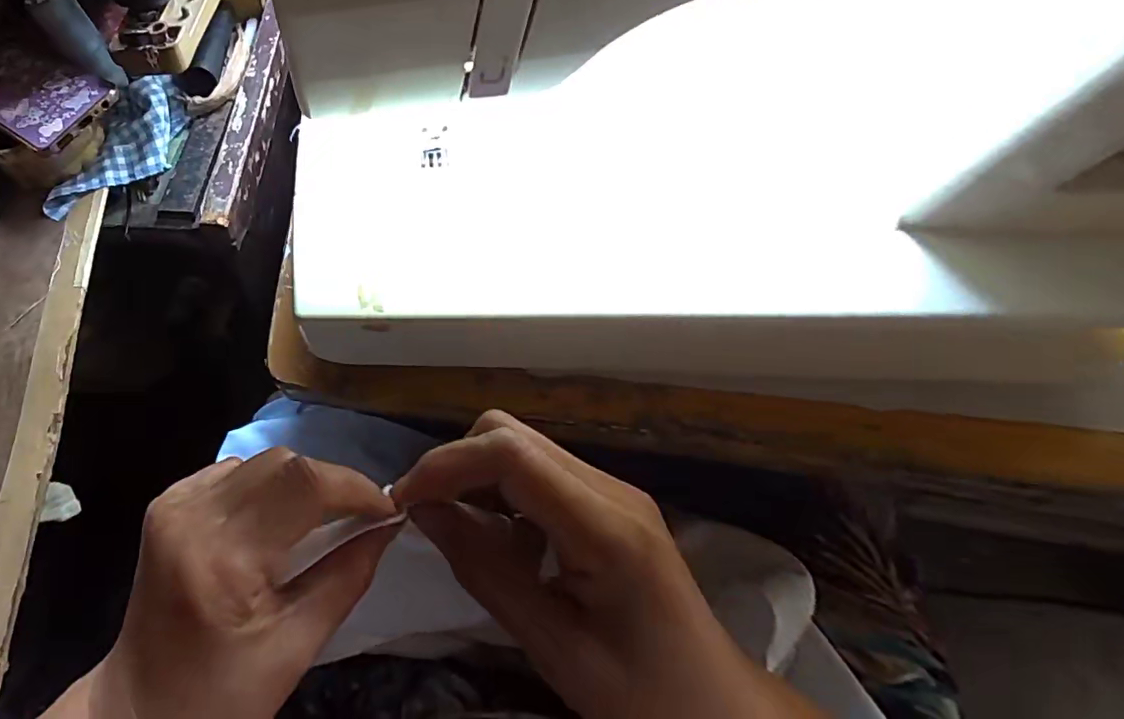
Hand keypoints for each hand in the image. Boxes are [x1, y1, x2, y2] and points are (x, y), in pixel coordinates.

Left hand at [48, 449, 399, 718]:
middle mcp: (193, 516)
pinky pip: (235, 471)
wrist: (136, 711)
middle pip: (285, 463)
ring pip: (262, 461)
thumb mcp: (295, 649)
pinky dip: (266, 486)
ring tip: (319, 518)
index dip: (354, 487)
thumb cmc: (219, 698)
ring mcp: (174, 504)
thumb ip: (347, 576)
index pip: (305, 485)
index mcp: (223, 559)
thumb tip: (388, 525)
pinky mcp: (167, 502)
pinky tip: (272, 519)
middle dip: (331, 483)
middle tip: (356, 515)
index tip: (384, 508)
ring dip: (299, 481)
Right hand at [391, 411, 825, 718]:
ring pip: (522, 446)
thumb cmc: (645, 696)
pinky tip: (510, 547)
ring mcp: (612, 488)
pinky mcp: (608, 500)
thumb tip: (423, 510)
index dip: (447, 464)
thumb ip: (486, 571)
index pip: (511, 452)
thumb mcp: (556, 648)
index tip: (404, 501)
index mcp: (605, 524)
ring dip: (479, 480)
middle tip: (429, 520)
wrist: (719, 709)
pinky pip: (540, 473)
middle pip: (511, 433)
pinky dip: (505, 495)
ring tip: (467, 539)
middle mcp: (609, 486)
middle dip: (458, 467)